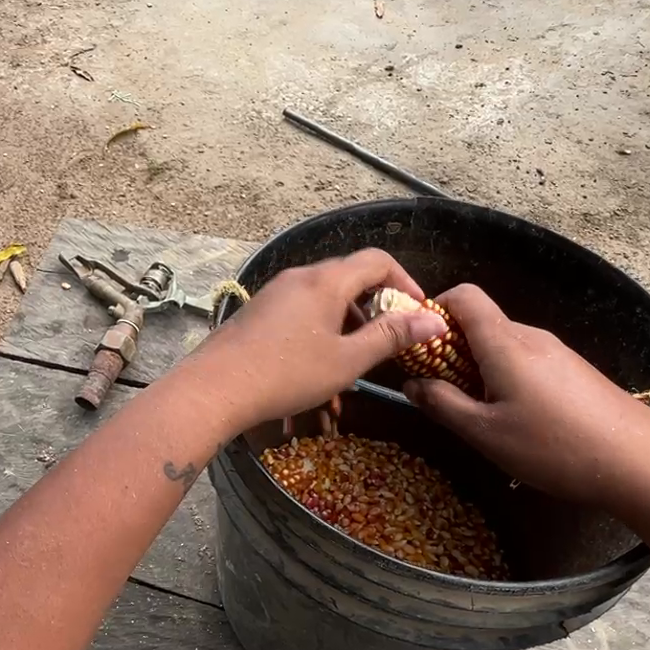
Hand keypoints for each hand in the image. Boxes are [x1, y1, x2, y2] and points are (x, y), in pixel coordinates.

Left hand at [179, 250, 446, 434]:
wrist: (214, 387)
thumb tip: (434, 319)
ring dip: (342, 336)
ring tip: (349, 378)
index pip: (377, 261)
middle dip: (373, 313)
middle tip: (386, 347)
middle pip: (348, 282)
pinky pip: (298, 320)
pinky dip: (316, 343)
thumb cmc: (286, 374)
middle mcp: (298, 279)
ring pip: (322, 307)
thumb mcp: (347, 360)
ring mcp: (274, 295)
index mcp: (325, 281)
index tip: (418, 314)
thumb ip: (391, 336)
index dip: (405, 282)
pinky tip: (314, 386)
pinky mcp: (257, 315)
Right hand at [402, 284, 649, 510]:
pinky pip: (527, 361)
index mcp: (505, 343)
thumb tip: (411, 384)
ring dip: (479, 368)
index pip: (464, 296)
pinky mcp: (576, 373)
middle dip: (451, 349)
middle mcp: (532, 338)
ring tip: (479, 411)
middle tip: (442, 391)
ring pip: (503, 345)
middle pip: (480, 323)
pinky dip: (507, 378)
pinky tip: (517, 419)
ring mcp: (558, 354)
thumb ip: (442, 404)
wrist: (648, 467)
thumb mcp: (485, 433)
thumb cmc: (556, 446)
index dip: (434, 309)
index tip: (419, 344)